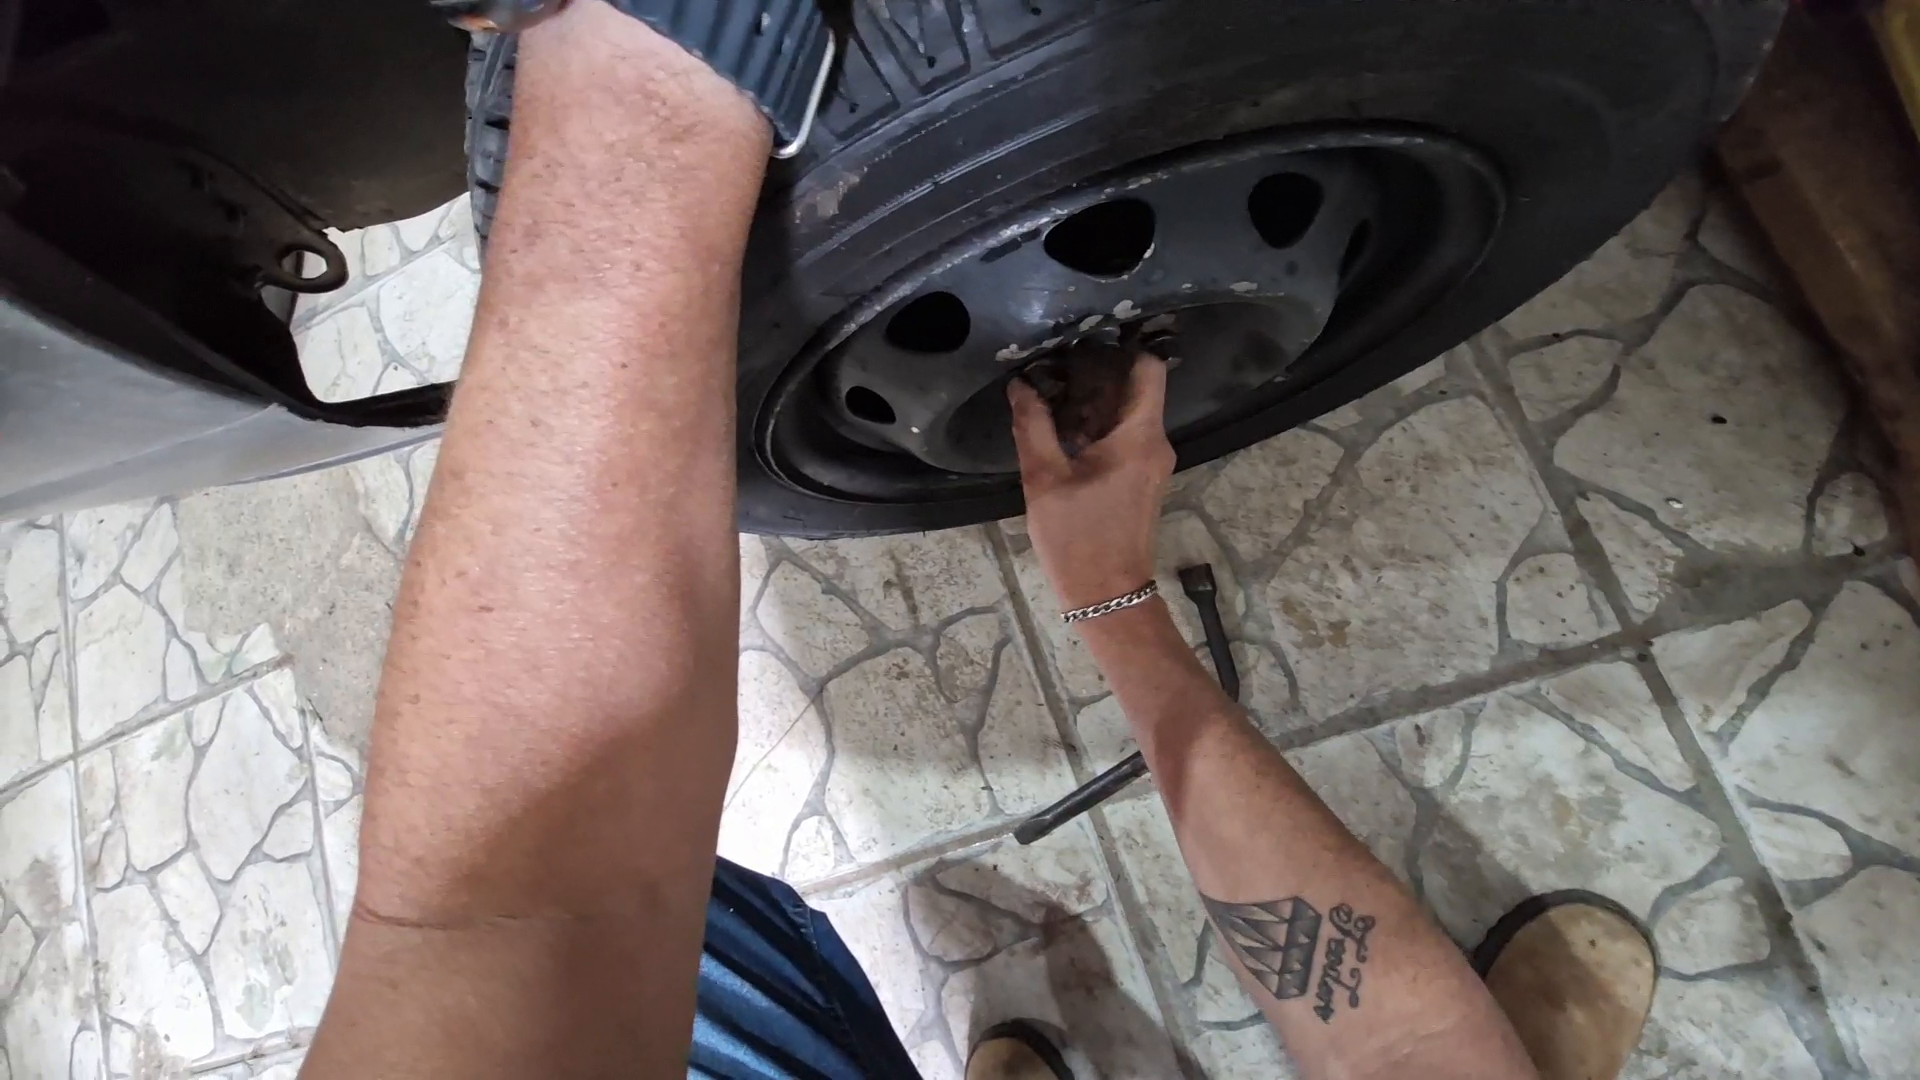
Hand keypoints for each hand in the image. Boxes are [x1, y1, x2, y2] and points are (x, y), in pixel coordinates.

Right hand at [1009, 354, 1175, 611]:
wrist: (1106, 594)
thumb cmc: (1077, 538)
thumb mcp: (1045, 479)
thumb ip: (1033, 426)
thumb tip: (1020, 385)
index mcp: (1140, 435)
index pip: (1148, 366)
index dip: (1120, 344)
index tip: (1083, 336)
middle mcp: (1155, 442)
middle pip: (1133, 387)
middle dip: (1094, 372)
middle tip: (1051, 362)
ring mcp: (1150, 461)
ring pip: (1126, 412)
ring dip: (1091, 400)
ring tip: (1048, 391)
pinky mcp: (1140, 477)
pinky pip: (1122, 436)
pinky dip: (1095, 426)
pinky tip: (1059, 426)